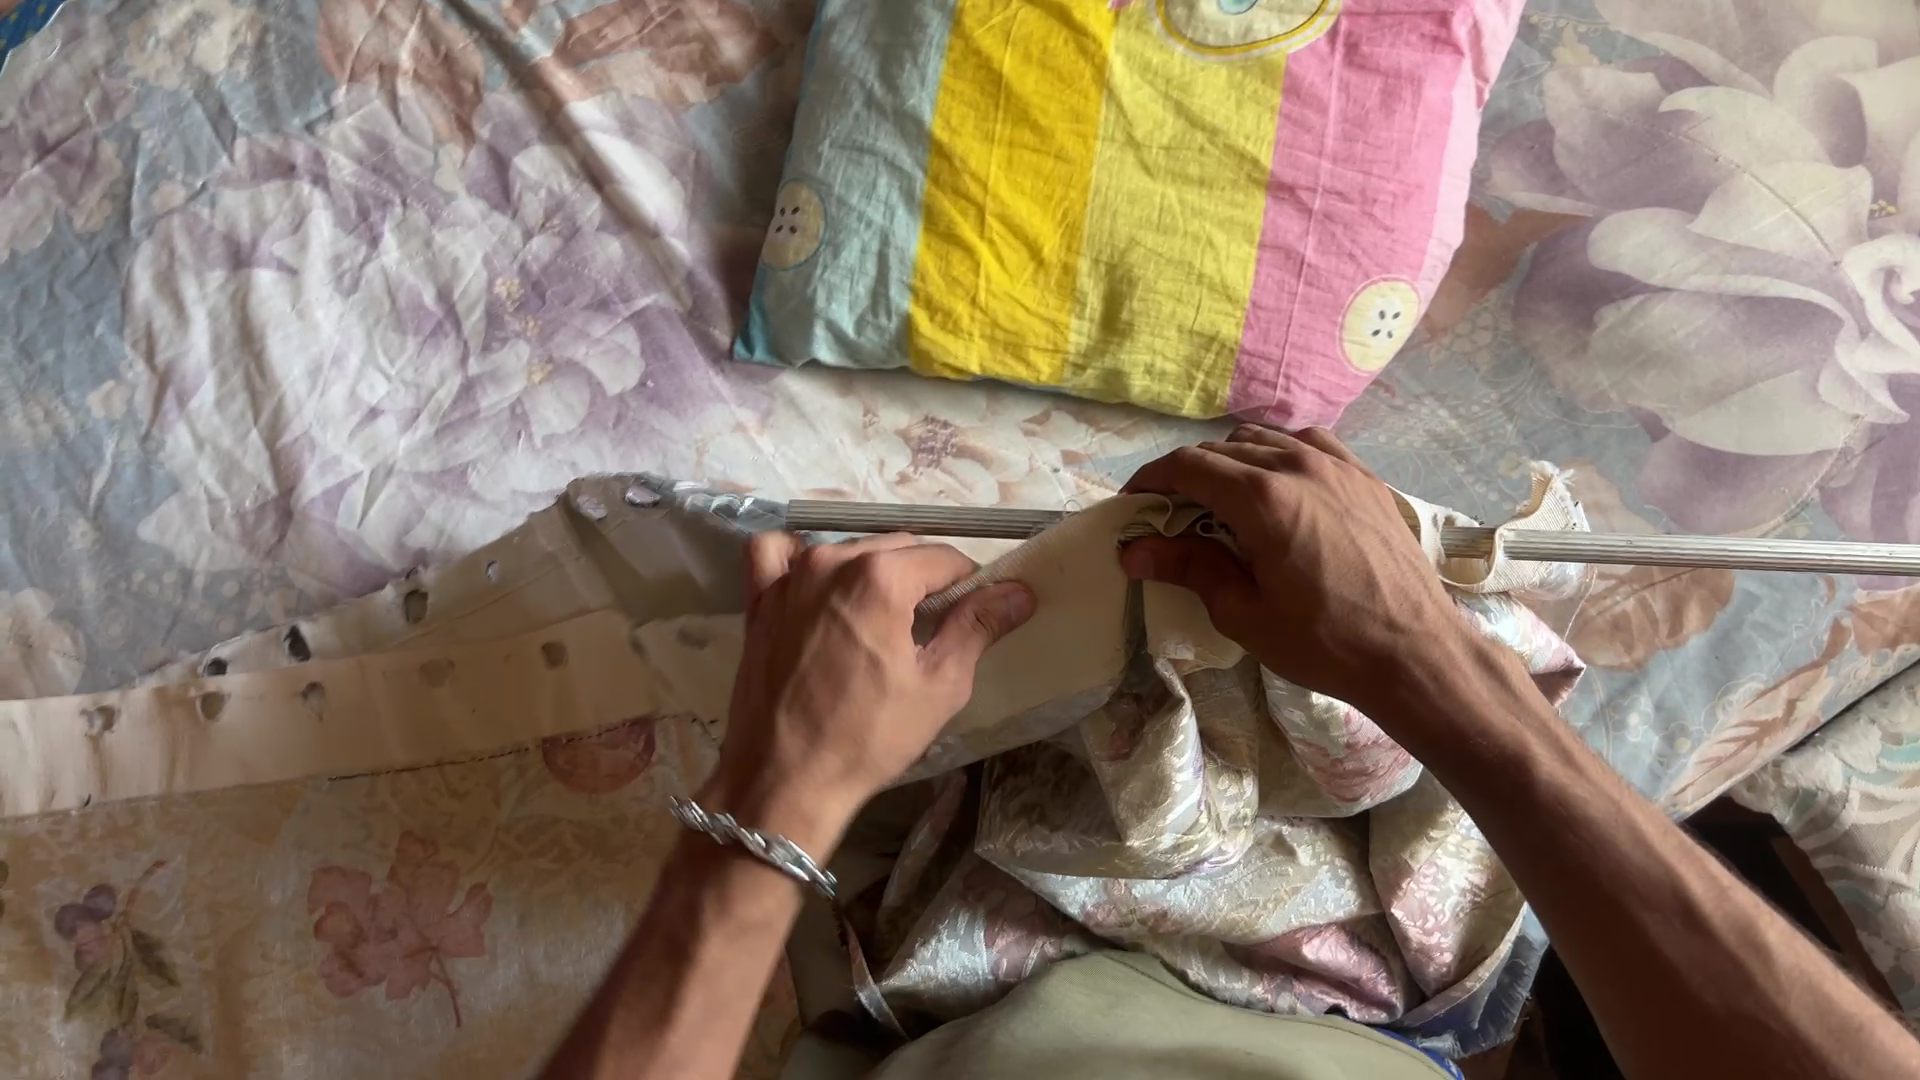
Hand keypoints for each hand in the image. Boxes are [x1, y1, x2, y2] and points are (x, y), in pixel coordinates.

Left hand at [701, 533, 1034, 857]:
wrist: (783, 780)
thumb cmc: (868, 738)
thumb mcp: (940, 686)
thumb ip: (977, 627)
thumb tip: (1019, 591)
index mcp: (881, 577)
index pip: (944, 558)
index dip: (968, 584)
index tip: (972, 615)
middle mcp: (833, 561)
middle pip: (899, 549)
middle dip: (923, 579)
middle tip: (929, 629)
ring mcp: (790, 576)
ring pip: (850, 549)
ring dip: (873, 572)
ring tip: (879, 620)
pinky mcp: (760, 598)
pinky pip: (778, 553)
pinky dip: (800, 560)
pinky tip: (816, 588)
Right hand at [1120, 425, 1471, 713]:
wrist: (1416, 653)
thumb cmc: (1323, 641)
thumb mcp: (1243, 613)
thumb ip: (1188, 568)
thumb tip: (1133, 552)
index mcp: (1262, 498)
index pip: (1187, 466)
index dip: (1150, 479)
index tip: (1133, 504)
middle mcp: (1297, 465)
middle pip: (1219, 450)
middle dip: (1184, 476)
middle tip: (1169, 513)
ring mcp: (1337, 465)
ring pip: (1262, 440)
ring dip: (1228, 462)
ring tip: (1219, 499)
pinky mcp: (1364, 477)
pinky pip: (1306, 443)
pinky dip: (1276, 453)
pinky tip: (1276, 482)